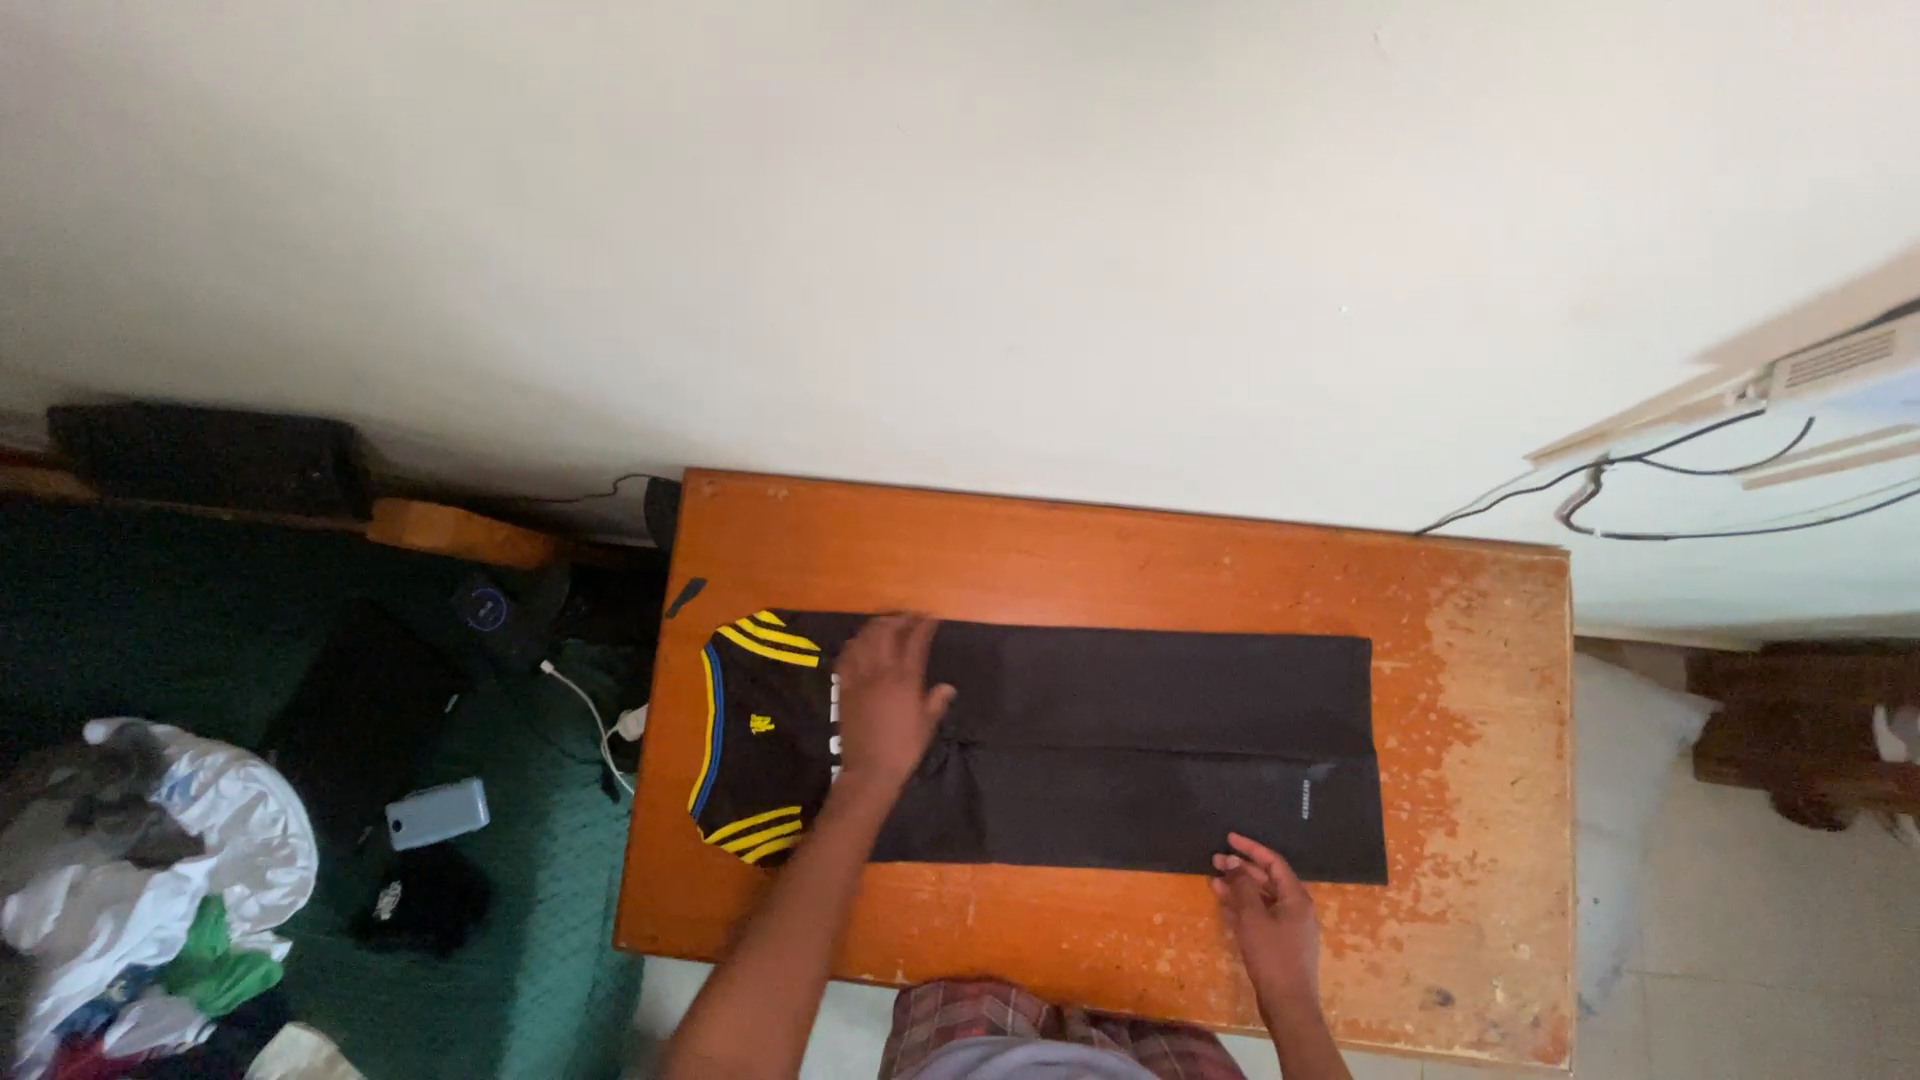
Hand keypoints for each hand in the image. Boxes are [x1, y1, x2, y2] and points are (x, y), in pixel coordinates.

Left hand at [834, 614, 955, 791]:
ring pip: (864, 640)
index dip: (924, 626)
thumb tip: (948, 687)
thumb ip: (936, 701)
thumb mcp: (927, 725)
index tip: (931, 618)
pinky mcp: (843, 687)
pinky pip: (845, 657)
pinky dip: (853, 644)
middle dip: (899, 619)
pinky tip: (859, 642)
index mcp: (906, 680)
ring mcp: (859, 678)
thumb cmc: (904, 748)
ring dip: (875, 626)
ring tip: (885, 623)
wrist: (870, 769)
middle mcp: (882, 672)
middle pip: (887, 632)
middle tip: (908, 617)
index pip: (915, 642)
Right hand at [1212, 832, 1321, 1009]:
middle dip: (1241, 869)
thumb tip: (1233, 861)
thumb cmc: (1272, 955)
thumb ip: (1243, 885)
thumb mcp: (1253, 916)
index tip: (1229, 838)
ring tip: (1213, 881)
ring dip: (1238, 889)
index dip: (1251, 848)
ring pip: (1261, 899)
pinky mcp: (1280, 944)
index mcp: (1296, 898)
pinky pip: (1260, 916)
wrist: (1288, 1004)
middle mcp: (1296, 909)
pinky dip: (1243, 908)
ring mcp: (1289, 928)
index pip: (1273, 862)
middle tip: (1215, 861)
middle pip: (1267, 880)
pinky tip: (1223, 905)